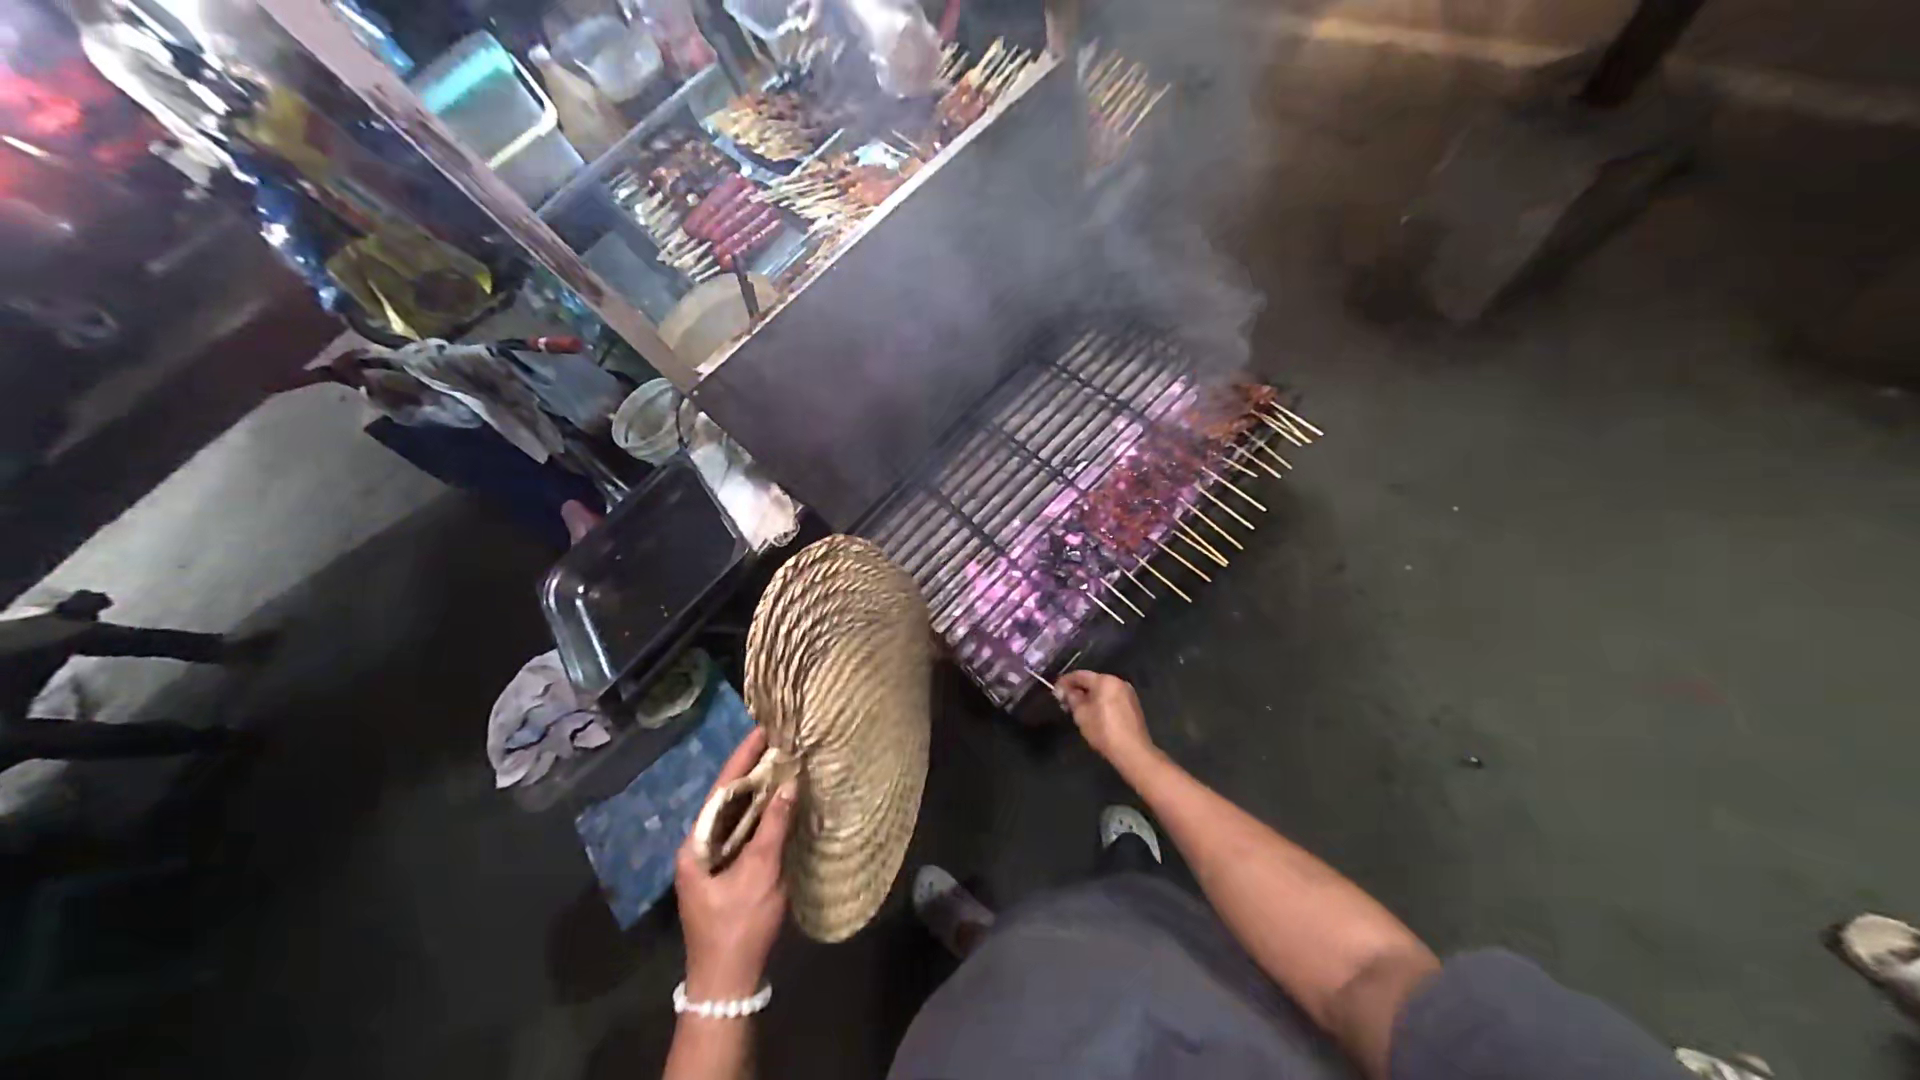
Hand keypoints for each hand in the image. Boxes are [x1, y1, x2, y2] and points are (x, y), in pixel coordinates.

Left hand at [675, 727, 796, 1000]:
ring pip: (736, 814)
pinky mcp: (726, 871)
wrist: (727, 983)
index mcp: (697, 844)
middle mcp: (700, 846)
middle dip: (751, 769)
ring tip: (782, 763)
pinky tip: (779, 803)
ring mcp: (712, 860)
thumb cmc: (739, 926)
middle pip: (727, 798)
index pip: (721, 788)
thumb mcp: (760, 874)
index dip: (742, 757)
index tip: (762, 729)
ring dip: (758, 790)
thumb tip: (789, 784)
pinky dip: (761, 814)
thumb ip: (773, 827)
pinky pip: (744, 831)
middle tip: (778, 741)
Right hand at [1055, 670, 1155, 765]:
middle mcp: (1118, 682)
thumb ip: (1071, 698)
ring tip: (1078, 710)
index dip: (1065, 681)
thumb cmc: (1103, 730)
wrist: (1132, 751)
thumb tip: (1066, 691)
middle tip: (1065, 702)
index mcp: (1105, 680)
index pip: (1080, 675)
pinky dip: (1101, 702)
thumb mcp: (1081, 714)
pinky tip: (1094, 714)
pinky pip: (1112, 698)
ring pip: (1103, 691)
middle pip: (1093, 682)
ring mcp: (1128, 694)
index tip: (1055, 690)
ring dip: (1089, 697)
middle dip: (1078, 690)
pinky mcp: (1133, 706)